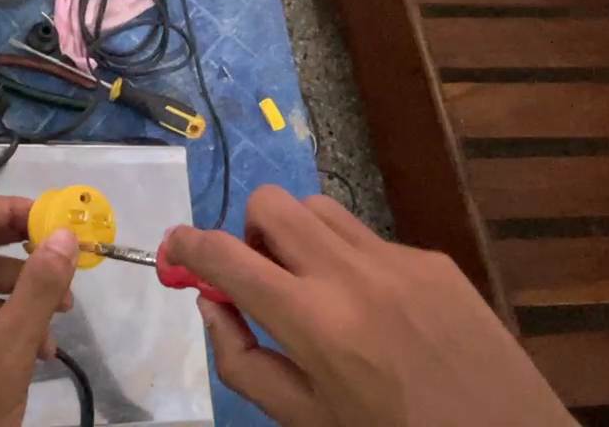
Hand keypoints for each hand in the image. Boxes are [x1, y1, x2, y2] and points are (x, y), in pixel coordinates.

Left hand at [0, 194, 79, 426]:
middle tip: (66, 263)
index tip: (55, 222)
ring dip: (25, 293)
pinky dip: (13, 324)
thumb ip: (37, 290)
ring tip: (62, 315)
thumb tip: (64, 234)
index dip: (12, 209)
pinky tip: (42, 350)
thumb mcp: (6, 353)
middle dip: (26, 253)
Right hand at [165, 186, 572, 426]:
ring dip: (298, 237)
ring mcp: (397, 260)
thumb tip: (210, 300)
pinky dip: (351, 261)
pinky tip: (379, 313)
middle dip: (249, 232)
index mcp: (314, 322)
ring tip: (317, 289)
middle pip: (270, 203)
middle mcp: (350, 274)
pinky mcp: (434, 261)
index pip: (225, 255)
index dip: (186, 244)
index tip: (174, 247)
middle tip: (264, 279)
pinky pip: (369, 238)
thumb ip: (243, 361)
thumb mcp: (307, 424)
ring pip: (317, 207)